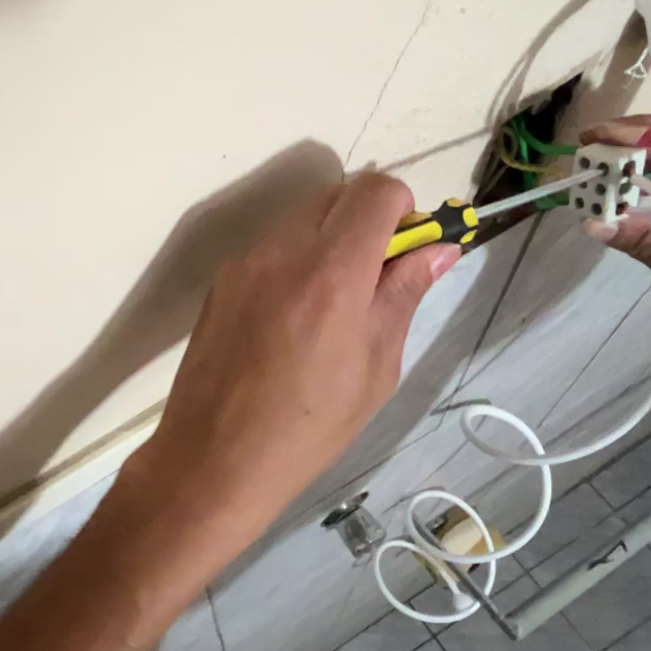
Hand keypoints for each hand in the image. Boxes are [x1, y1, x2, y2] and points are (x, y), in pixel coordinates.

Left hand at [129, 173, 459, 534]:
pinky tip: (288, 324)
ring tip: (329, 309)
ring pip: (298, 223)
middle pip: (335, 196)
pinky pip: (268, 253)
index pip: (376, 191)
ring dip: (326, 242)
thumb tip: (438, 250)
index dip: (404, 207)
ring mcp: (242, 265)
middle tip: (375, 277)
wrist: (213, 459)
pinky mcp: (218, 285)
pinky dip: (291, 265)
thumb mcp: (376, 368)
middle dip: (365, 220)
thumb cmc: (309, 428)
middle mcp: (282, 252)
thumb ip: (403, 296)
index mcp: (332, 271)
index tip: (409, 247)